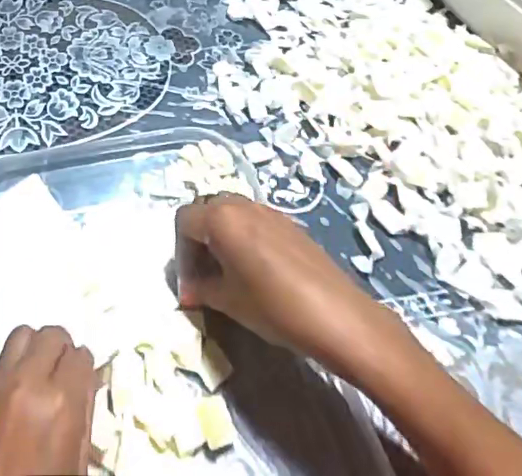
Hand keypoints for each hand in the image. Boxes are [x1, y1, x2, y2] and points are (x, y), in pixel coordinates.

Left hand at [0, 325, 96, 475]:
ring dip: (34, 348)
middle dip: (61, 350)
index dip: (84, 368)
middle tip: (61, 370)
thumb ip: (82, 415)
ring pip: (21, 334)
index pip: (80, 356)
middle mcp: (27, 381)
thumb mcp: (75, 463)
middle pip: (51, 335)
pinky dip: (9, 369)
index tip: (82, 377)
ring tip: (36, 370)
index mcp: (60, 402)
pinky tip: (11, 393)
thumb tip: (86, 380)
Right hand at [175, 193, 418, 388]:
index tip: (192, 284)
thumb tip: (187, 292)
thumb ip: (201, 289)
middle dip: (200, 240)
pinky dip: (245, 238)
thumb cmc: (274, 307)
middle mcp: (241, 204)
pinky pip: (255, 221)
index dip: (182, 253)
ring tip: (230, 272)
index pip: (184, 222)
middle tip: (206, 275)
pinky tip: (258, 271)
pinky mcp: (290, 223)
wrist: (340, 317)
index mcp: (219, 217)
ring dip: (222, 237)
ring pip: (231, 214)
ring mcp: (268, 211)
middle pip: (206, 211)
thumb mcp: (229, 301)